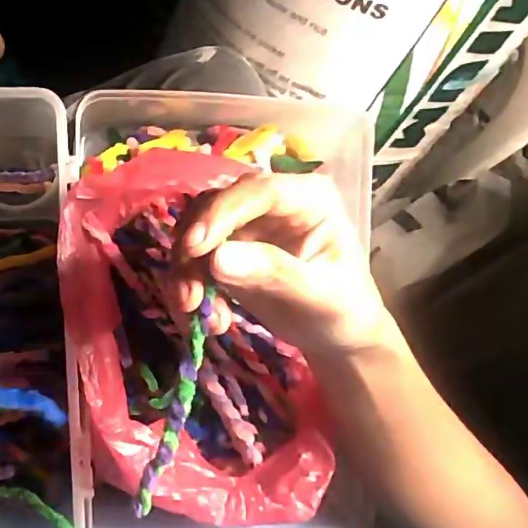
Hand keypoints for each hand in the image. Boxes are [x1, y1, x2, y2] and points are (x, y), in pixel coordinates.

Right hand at [171, 172, 398, 358]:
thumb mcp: (318, 294)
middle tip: (188, 295)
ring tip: (195, 311)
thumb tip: (216, 258)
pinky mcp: (227, 247)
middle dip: (193, 249)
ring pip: (195, 229)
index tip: (193, 248)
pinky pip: (194, 257)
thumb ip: (272, 272)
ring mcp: (245, 223)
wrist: (338, 336)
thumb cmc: (342, 310)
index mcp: (307, 197)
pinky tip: (211, 319)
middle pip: (214, 206)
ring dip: (186, 270)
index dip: (220, 213)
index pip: (257, 191)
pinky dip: (190, 284)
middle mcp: (270, 202)